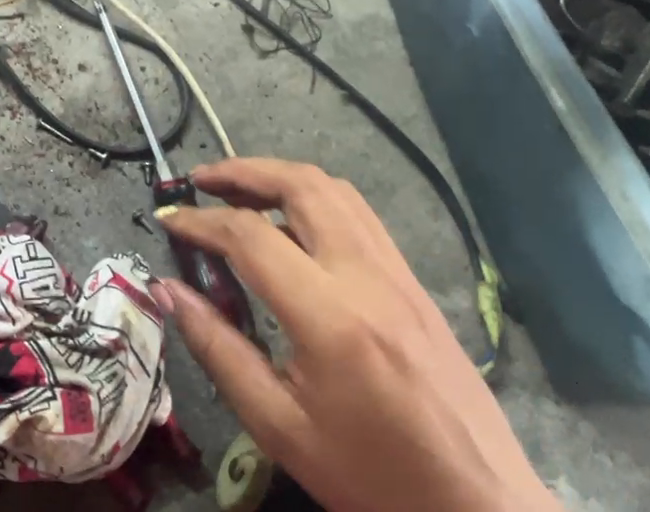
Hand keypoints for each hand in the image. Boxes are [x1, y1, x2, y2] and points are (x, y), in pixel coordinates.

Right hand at [148, 159, 558, 511]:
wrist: (482, 510)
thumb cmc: (372, 474)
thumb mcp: (279, 425)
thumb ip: (218, 349)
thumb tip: (167, 290)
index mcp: (332, 318)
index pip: (251, 236)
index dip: (201, 221)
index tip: (168, 219)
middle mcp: (369, 279)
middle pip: (303, 187)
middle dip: (244, 171)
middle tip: (201, 179)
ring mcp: (401, 277)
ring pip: (338, 193)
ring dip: (282, 177)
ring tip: (239, 189)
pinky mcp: (416, 287)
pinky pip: (362, 218)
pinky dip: (316, 199)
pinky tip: (290, 223)